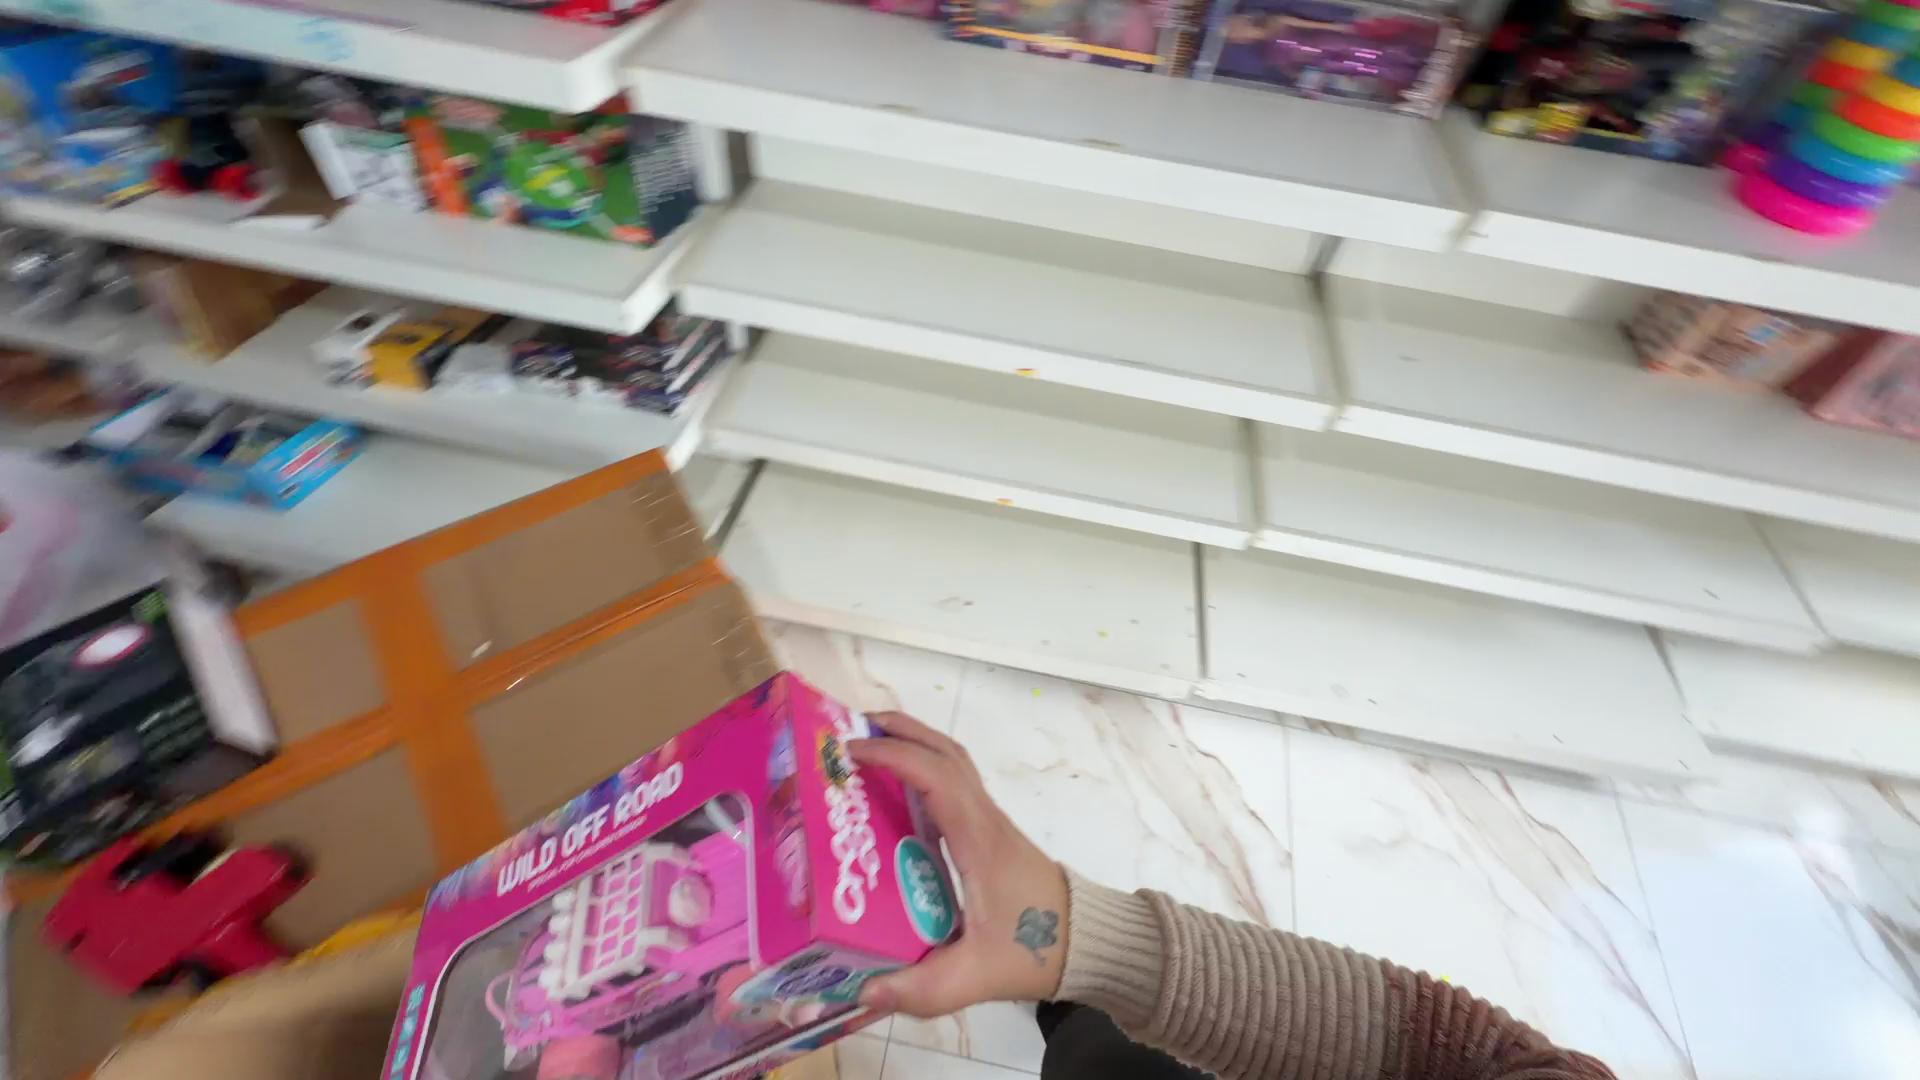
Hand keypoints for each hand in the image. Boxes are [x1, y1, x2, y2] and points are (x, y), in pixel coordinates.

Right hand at [849, 711, 1069, 1017]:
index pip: (938, 776)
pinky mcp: (986, 825)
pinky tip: (896, 783)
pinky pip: (954, 777)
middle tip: (854, 727)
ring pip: (953, 758)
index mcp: (977, 838)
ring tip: (870, 741)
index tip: (852, 751)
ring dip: (914, 740)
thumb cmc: (1032, 947)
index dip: (896, 755)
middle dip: (901, 730)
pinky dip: (924, 763)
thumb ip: (924, 989)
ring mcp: (988, 816)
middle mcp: (983, 815)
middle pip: (946, 750)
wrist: (1083, 937)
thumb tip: (864, 988)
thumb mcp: (978, 976)